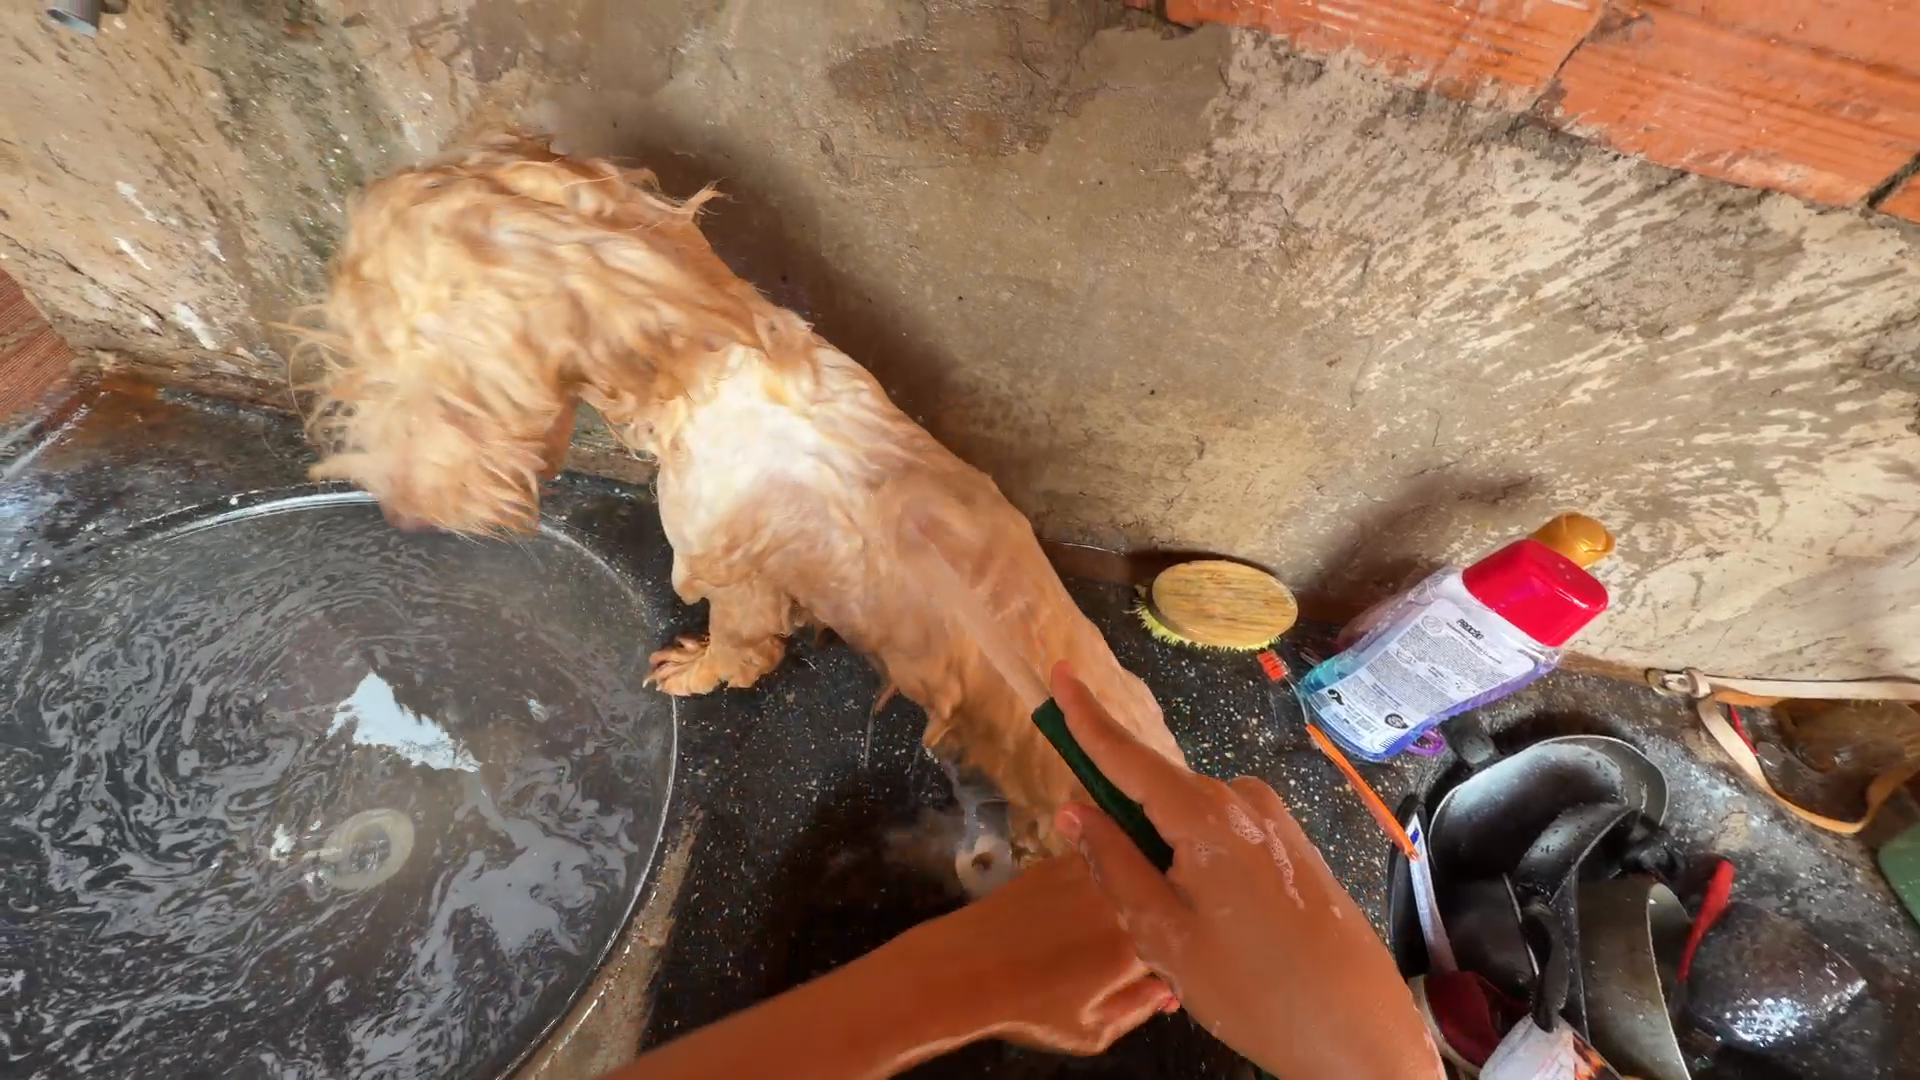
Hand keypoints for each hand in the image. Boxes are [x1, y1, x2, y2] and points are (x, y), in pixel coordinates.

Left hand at [898, 852, 1173, 1054]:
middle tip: (1137, 941)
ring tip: (1107, 921)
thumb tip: (1168, 989)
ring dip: (1128, 888)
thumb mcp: (1090, 1031)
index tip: (1161, 966)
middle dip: (1155, 913)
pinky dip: (1099, 878)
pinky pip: (1095, 862)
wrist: (966, 966)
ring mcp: (1086, 871)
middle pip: (1154, 894)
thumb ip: (1138, 1007)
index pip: (1178, 939)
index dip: (1176, 953)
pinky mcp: (1058, 859)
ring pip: (1125, 871)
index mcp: (1132, 945)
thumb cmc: (1029, 1008)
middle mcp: (1116, 898)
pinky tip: (1079, 905)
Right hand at [1049, 664, 1441, 1079]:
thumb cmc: (1255, 990)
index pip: (1125, 755)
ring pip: (1186, 813)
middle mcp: (1239, 797)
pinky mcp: (1288, 833)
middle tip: (1138, 901)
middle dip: (1128, 823)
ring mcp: (1270, 813)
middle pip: (1155, 789)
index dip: (1085, 716)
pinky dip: (1197, 852)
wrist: (1365, 1036)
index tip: (1060, 672)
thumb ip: (1113, 862)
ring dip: (1165, 847)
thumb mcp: (1164, 936)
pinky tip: (1222, 917)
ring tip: (1190, 927)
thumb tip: (1073, 809)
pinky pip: (1220, 825)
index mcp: (1204, 817)